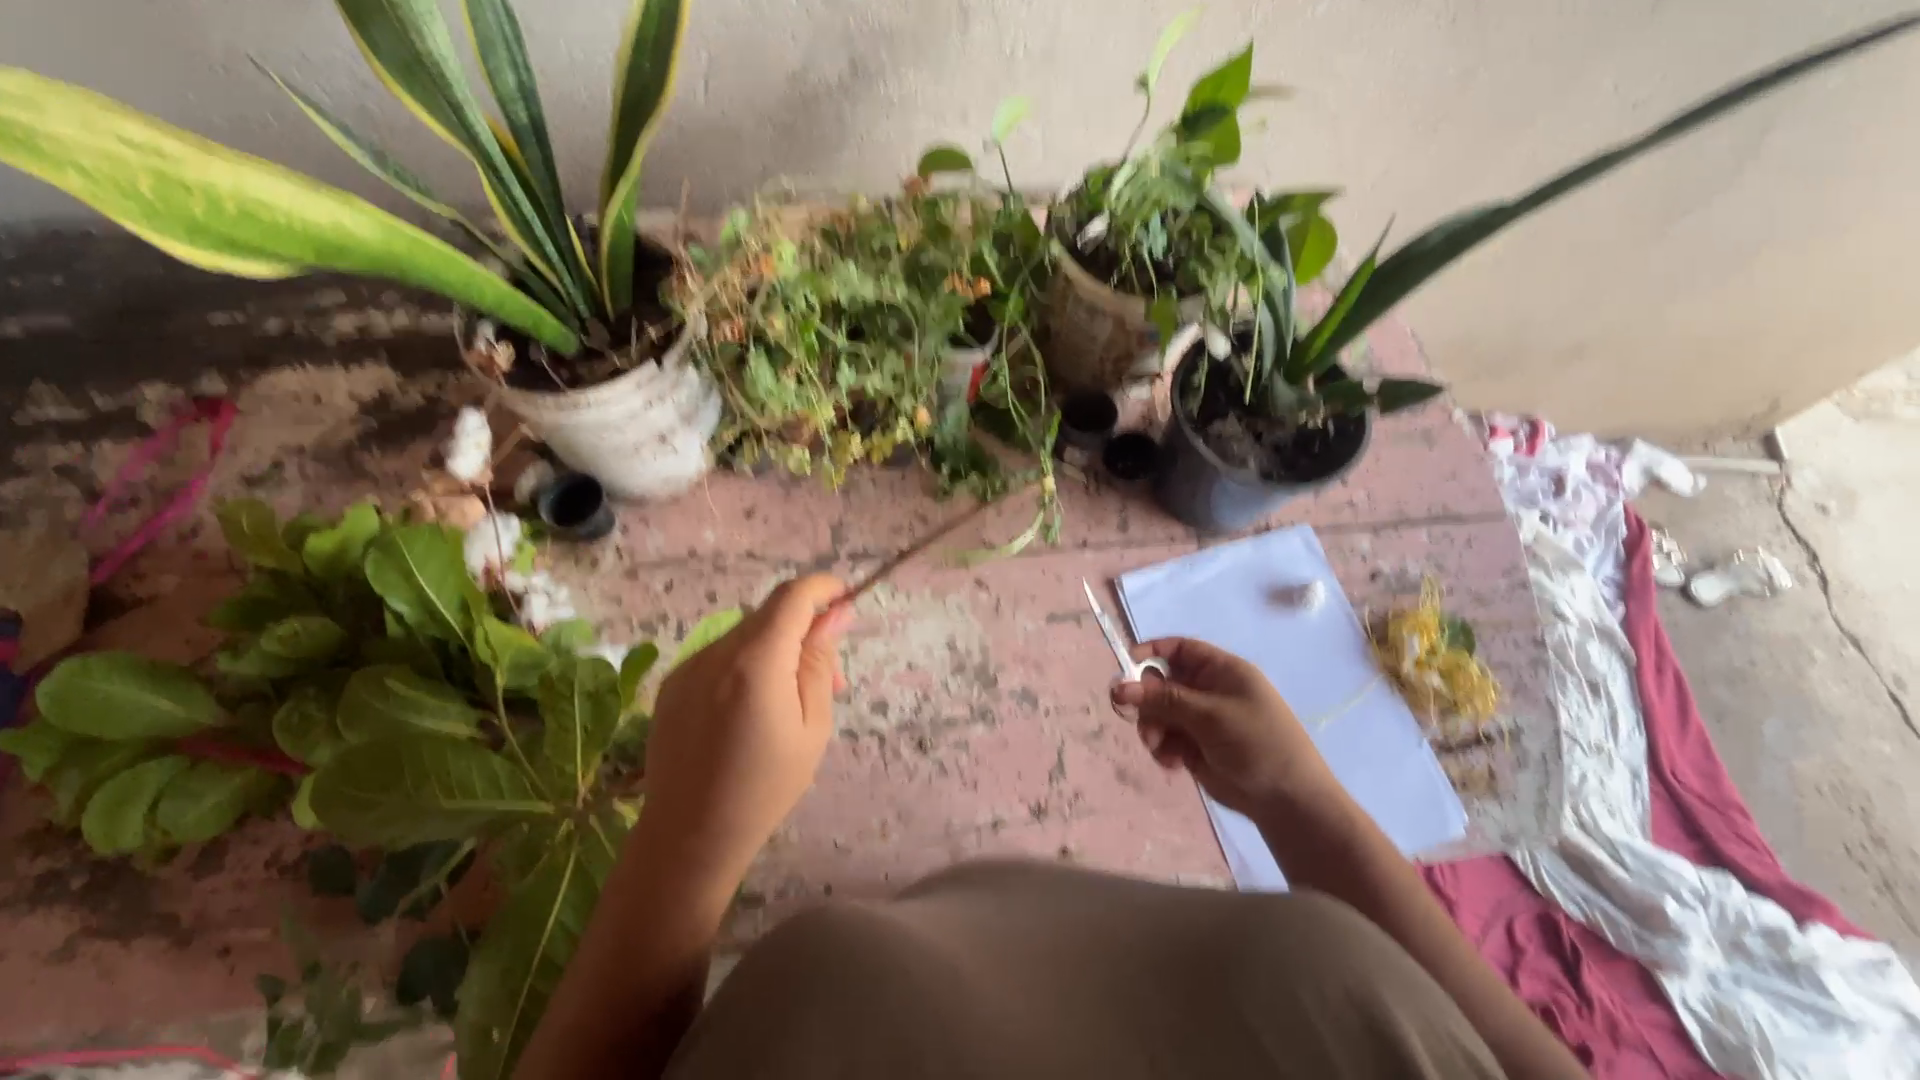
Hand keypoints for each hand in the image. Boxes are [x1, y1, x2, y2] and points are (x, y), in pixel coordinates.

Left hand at [640, 574, 851, 896]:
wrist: (689, 835)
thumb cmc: (765, 787)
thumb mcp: (811, 727)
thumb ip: (820, 663)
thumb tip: (835, 614)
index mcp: (756, 661)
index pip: (793, 596)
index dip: (823, 589)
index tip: (845, 601)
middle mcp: (716, 652)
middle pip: (769, 615)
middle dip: (804, 631)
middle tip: (829, 681)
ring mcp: (688, 667)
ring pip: (744, 637)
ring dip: (774, 651)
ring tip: (787, 704)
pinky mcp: (671, 685)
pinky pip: (719, 658)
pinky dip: (744, 667)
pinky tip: (748, 715)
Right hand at [1111, 637, 1342, 817]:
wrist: (1286, 799)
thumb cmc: (1256, 743)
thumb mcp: (1210, 715)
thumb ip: (1163, 700)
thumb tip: (1118, 687)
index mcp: (1221, 671)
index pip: (1180, 649)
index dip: (1151, 653)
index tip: (1124, 667)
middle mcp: (1209, 691)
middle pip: (1162, 683)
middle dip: (1147, 700)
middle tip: (1134, 716)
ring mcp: (1201, 720)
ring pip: (1159, 713)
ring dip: (1153, 728)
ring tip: (1159, 748)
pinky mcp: (1195, 747)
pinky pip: (1166, 738)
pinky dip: (1162, 748)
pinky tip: (1172, 763)